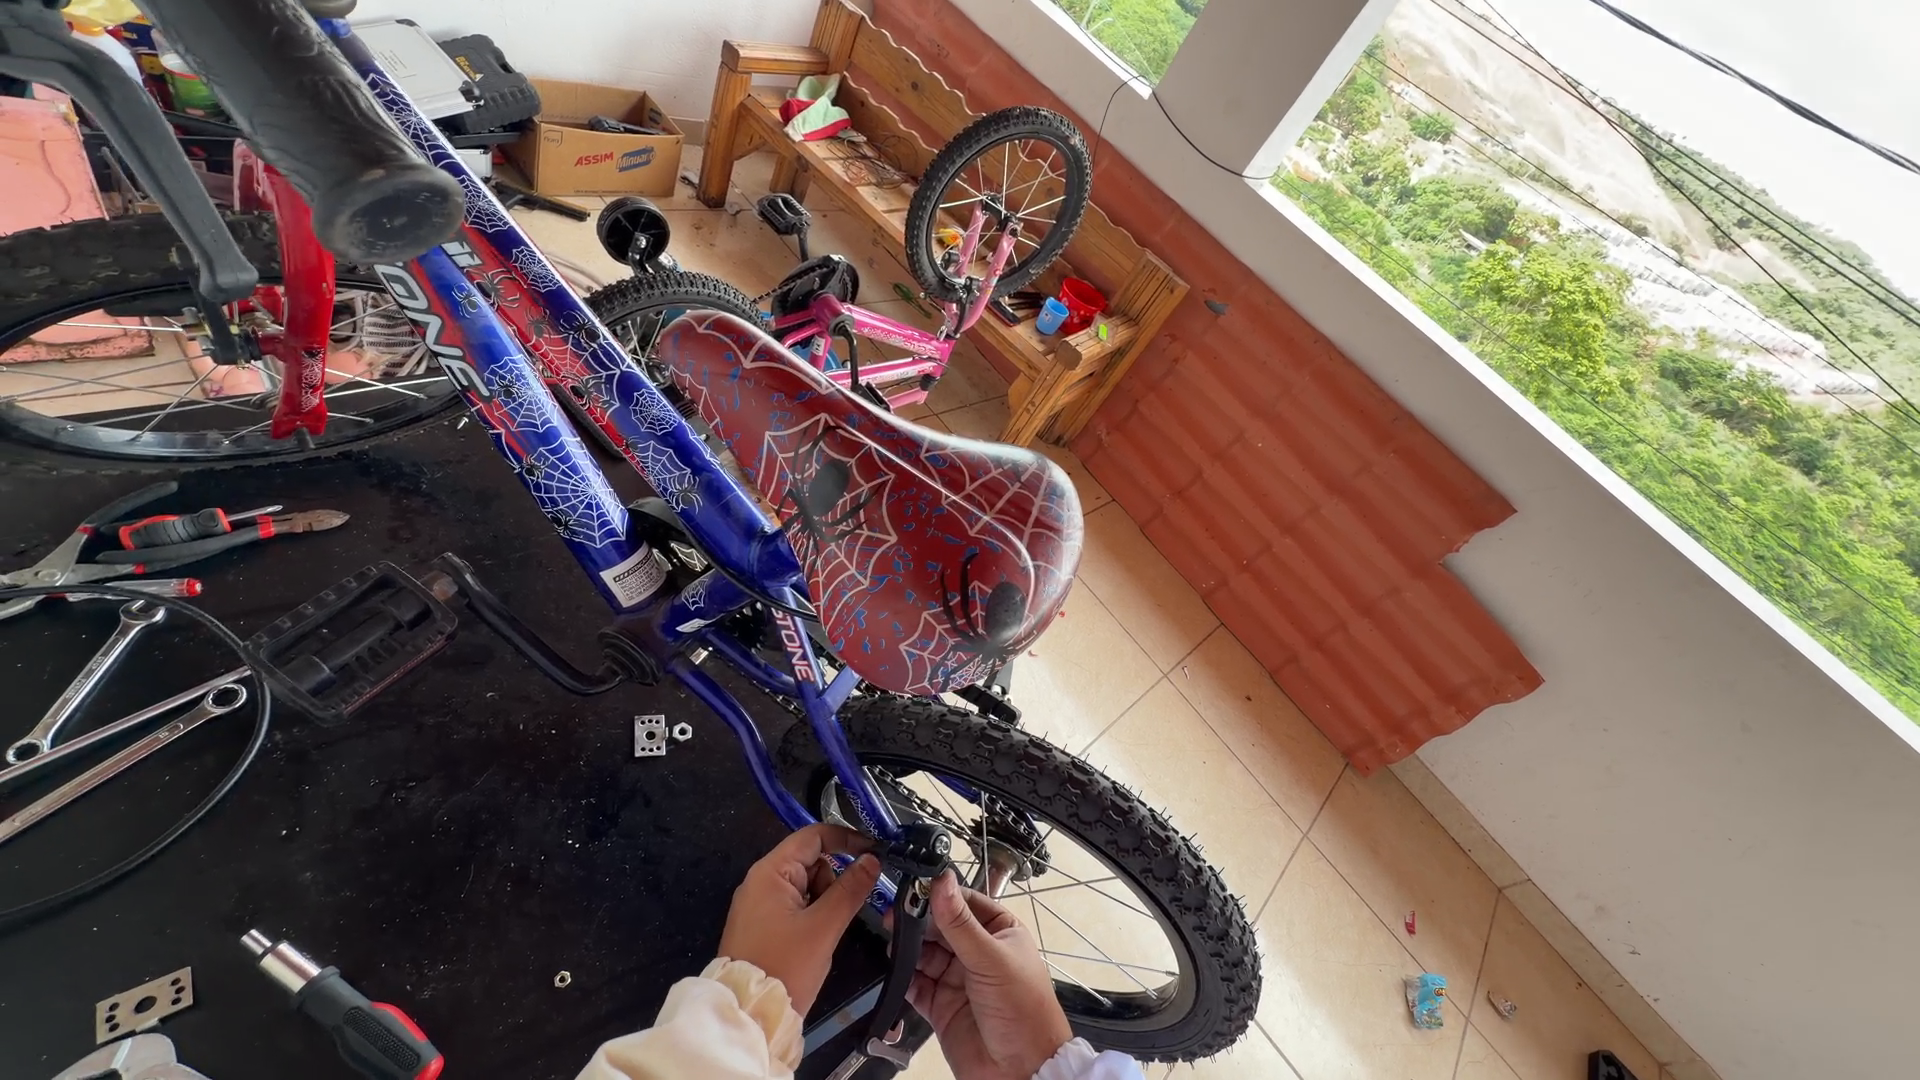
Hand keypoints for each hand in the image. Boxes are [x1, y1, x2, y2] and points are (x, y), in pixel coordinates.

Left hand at [717, 823, 881, 1016]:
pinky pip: (797, 906)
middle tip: (833, 915)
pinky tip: (811, 942)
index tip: (874, 853)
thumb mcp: (824, 927)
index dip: (846, 839)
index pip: (814, 836)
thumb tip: (873, 859)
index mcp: (771, 871)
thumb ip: (850, 889)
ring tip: (819, 935)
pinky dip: (811, 917)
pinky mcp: (762, 924)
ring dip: (823, 903)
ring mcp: (759, 903)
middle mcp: (761, 880)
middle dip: (832, 882)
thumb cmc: (784, 966)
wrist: (748, 1018)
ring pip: (807, 886)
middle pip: (812, 862)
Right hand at [908, 871, 1074, 1079]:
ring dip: (908, 947)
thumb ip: (960, 922)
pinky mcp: (940, 1005)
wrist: (1021, 1074)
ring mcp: (957, 978)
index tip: (914, 886)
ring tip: (891, 941)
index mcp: (999, 930)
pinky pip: (917, 984)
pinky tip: (894, 968)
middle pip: (940, 926)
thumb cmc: (1022, 1008)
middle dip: (918, 920)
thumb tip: (940, 879)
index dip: (940, 894)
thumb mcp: (991, 959)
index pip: (964, 901)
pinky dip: (904, 976)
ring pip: (925, 953)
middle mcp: (977, 950)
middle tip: (893, 915)